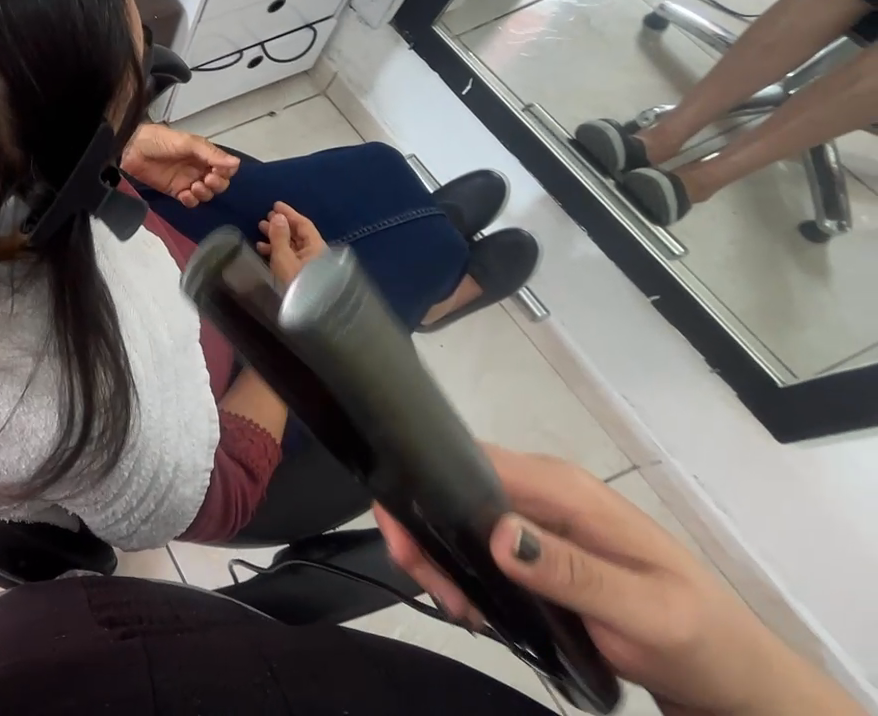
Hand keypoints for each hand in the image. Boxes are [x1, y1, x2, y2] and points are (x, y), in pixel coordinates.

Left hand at [121, 124, 237, 206]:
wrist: (133, 149)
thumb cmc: (160, 140)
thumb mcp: (188, 142)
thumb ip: (211, 153)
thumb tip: (236, 163)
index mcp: (204, 155)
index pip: (226, 168)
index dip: (226, 172)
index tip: (219, 170)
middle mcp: (198, 168)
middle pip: (219, 183)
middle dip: (218, 184)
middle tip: (208, 179)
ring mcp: (187, 181)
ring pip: (206, 194)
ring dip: (205, 193)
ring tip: (194, 186)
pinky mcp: (174, 191)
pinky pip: (190, 201)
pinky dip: (191, 200)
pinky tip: (185, 194)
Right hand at [255, 201, 322, 284]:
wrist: (309, 313)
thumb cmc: (296, 282)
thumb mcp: (284, 258)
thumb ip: (280, 236)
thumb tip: (278, 216)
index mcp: (316, 247)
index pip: (303, 224)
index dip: (290, 213)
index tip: (275, 205)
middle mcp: (316, 253)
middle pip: (299, 234)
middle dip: (282, 224)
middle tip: (266, 217)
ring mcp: (309, 264)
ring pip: (293, 245)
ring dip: (277, 237)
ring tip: (260, 230)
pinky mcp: (301, 274)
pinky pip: (290, 256)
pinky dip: (277, 250)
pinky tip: (264, 249)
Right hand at [377, 446, 859, 715]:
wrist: (734, 680)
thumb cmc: (700, 640)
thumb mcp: (648, 613)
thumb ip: (574, 573)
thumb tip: (497, 532)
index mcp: (563, 488)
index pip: (467, 459)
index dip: (420, 487)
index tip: (405, 540)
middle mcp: (541, 491)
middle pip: (447, 486)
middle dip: (421, 531)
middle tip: (432, 587)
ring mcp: (535, 519)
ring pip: (451, 515)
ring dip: (437, 557)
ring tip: (456, 605)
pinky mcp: (531, 546)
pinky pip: (471, 542)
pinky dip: (456, 570)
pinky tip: (469, 603)